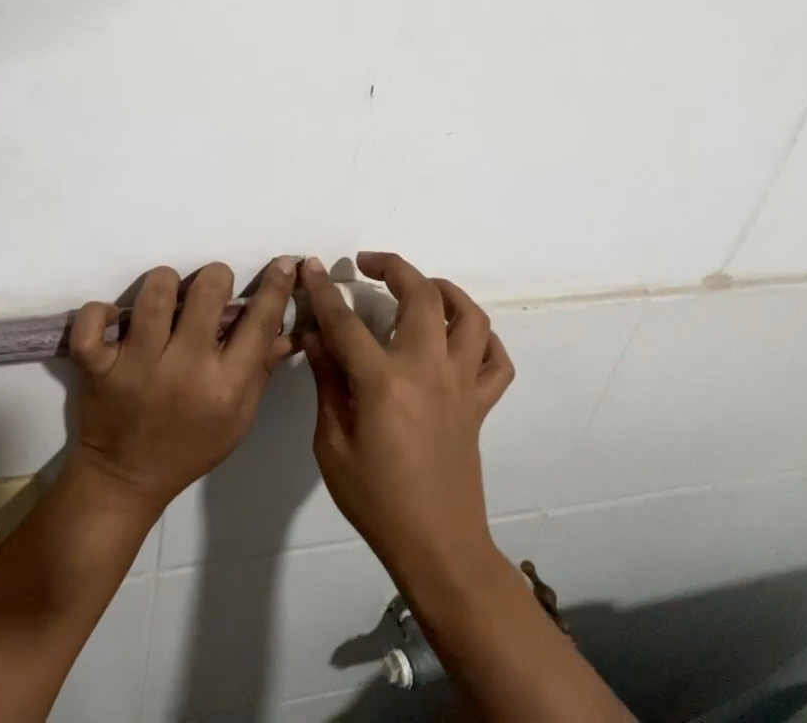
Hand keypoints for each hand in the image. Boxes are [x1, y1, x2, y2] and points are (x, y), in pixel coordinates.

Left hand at [66, 257, 299, 509]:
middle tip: (209, 289)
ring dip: (164, 284)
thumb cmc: (189, 448)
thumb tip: (287, 331)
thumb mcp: (237, 419)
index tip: (283, 264)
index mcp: (225, 385)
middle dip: (215, 278)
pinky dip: (99, 312)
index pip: (259, 323)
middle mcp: (184, 369)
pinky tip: (114, 318)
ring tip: (166, 297)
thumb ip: (259, 372)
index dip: (276, 287)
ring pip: (155, 294)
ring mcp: (137, 366)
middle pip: (207, 292)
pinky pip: (93, 321)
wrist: (127, 478)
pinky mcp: (98, 366)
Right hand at [298, 252, 514, 587]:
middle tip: (366, 264)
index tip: (310, 266)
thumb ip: (327, 382)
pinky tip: (458, 336)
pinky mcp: (481, 404)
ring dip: (444, 290)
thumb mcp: (331, 443)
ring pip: (469, 317)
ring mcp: (462, 385)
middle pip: (421, 297)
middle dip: (393, 268)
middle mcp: (428, 371)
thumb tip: (317, 337)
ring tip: (418, 288)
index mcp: (384, 382)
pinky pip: (496, 359)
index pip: (346, 322)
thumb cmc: (374, 498)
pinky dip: (482, 337)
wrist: (437, 542)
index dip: (324, 290)